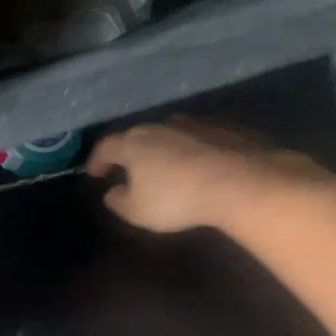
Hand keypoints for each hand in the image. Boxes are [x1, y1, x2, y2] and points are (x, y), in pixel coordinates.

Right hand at [85, 119, 333, 232]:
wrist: (241, 181)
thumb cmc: (176, 198)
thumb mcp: (136, 211)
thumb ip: (119, 201)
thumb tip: (113, 192)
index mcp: (134, 143)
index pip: (106, 146)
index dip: (97, 160)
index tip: (94, 173)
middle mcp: (162, 126)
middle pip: (139, 137)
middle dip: (130, 154)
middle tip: (127, 171)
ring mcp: (196, 124)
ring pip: (169, 136)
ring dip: (161, 151)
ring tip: (162, 169)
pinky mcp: (225, 129)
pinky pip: (197, 140)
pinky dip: (189, 151)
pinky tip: (195, 168)